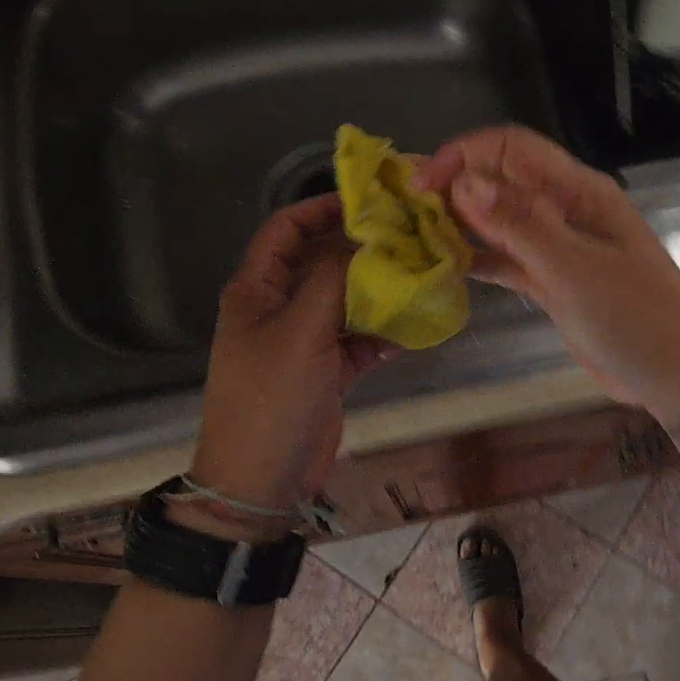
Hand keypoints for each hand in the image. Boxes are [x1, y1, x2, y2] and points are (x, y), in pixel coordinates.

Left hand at [183, 195, 397, 539]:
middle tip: (412, 235)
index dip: (321, 209)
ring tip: (423, 276)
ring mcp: (303, 343)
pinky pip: (358, 342)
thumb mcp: (301, 332)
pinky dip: (383, 334)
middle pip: (322, 264)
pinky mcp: (325, 373)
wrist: (261, 480)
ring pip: (345, 303)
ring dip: (379, 292)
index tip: (369, 200)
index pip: (285, 230)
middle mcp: (279, 309)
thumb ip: (333, 280)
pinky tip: (415, 328)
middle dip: (362, 250)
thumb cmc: (271, 399)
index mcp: (256, 290)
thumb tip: (368, 239)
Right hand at [414, 126, 679, 413]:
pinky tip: (445, 267)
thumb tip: (465, 182)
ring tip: (413, 235)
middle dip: (453, 186)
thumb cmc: (636, 319)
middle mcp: (565, 211)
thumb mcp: (575, 270)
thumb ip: (520, 226)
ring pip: (500, 221)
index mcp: (578, 193)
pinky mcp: (554, 283)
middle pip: (500, 181)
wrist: (675, 375)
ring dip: (461, 223)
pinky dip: (478, 259)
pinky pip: (508, 260)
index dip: (463, 156)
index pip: (511, 150)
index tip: (420, 185)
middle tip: (403, 212)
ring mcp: (559, 248)